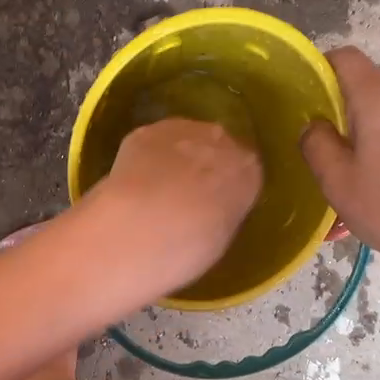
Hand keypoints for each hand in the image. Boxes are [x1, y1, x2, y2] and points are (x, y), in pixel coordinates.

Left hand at [83, 118, 262, 292]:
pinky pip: (149, 145)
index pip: (243, 175)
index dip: (225, 191)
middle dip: (200, 170)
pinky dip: (143, 161)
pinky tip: (132, 183)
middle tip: (182, 200)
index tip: (212, 208)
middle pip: (215, 150)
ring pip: (182, 142)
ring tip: (153, 192)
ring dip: (172, 161)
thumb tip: (210, 213)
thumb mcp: (220, 240)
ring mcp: (182, 131)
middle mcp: (221, 141)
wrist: (145, 227)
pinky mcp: (145, 133)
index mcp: (248, 173)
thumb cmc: (189, 248)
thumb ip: (221, 216)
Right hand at [303, 48, 379, 294]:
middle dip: (344, 122)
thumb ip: (316, 145)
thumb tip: (315, 126)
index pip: (344, 59)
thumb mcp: (337, 181)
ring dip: (366, 147)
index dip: (320, 71)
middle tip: (326, 164)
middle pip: (367, 93)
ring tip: (354, 192)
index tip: (304, 100)